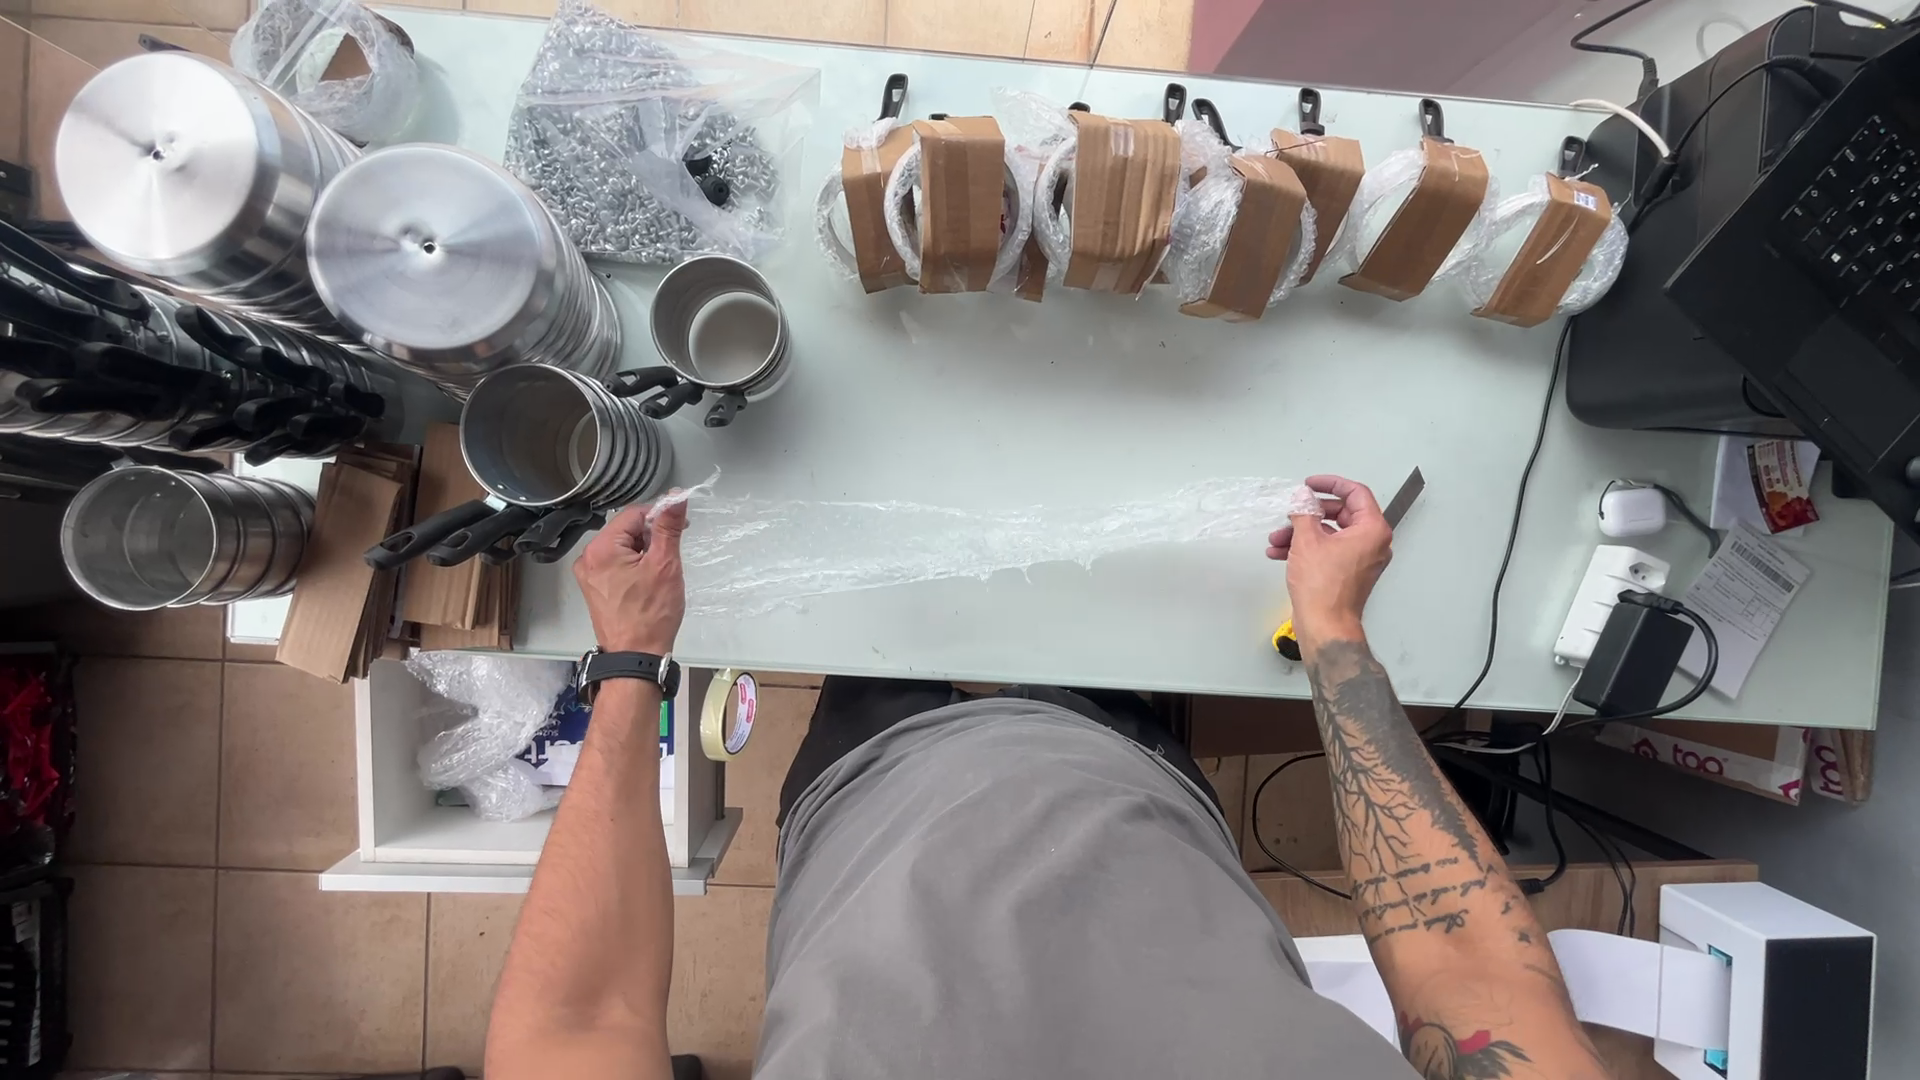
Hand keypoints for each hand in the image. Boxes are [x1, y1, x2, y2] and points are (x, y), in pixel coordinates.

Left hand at [572, 497, 687, 655]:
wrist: (636, 655)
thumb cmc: (651, 613)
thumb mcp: (665, 564)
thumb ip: (669, 527)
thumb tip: (676, 497)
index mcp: (601, 548)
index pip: (634, 514)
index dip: (659, 516)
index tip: (679, 528)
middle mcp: (588, 558)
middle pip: (626, 530)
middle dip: (652, 536)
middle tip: (672, 554)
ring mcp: (590, 575)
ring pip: (623, 547)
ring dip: (646, 551)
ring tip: (661, 572)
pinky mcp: (596, 588)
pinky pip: (617, 564)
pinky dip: (636, 565)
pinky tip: (649, 581)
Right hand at [1265, 474, 1392, 647]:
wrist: (1325, 624)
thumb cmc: (1323, 586)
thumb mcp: (1307, 540)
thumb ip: (1304, 512)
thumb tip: (1302, 498)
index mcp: (1371, 530)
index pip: (1355, 493)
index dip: (1330, 484)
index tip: (1309, 485)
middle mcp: (1372, 542)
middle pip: (1340, 514)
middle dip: (1309, 514)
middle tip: (1290, 513)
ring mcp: (1361, 559)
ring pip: (1330, 534)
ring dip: (1301, 533)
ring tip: (1276, 539)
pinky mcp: (1348, 572)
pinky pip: (1327, 550)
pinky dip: (1306, 548)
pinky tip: (1280, 553)